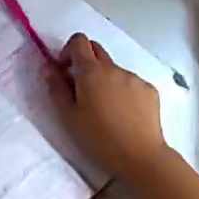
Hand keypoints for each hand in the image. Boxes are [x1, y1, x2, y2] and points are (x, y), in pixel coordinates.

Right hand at [49, 33, 170, 179]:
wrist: (140, 157)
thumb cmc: (98, 138)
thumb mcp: (69, 116)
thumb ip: (56, 87)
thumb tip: (48, 67)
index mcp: (91, 71)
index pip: (79, 41)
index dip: (69, 50)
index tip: (66, 69)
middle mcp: (113, 68)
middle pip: (97, 50)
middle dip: (86, 61)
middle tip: (82, 87)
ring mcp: (134, 77)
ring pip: (114, 70)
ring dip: (105, 80)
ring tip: (106, 109)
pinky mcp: (149, 89)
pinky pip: (131, 83)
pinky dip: (124, 92)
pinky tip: (125, 115)